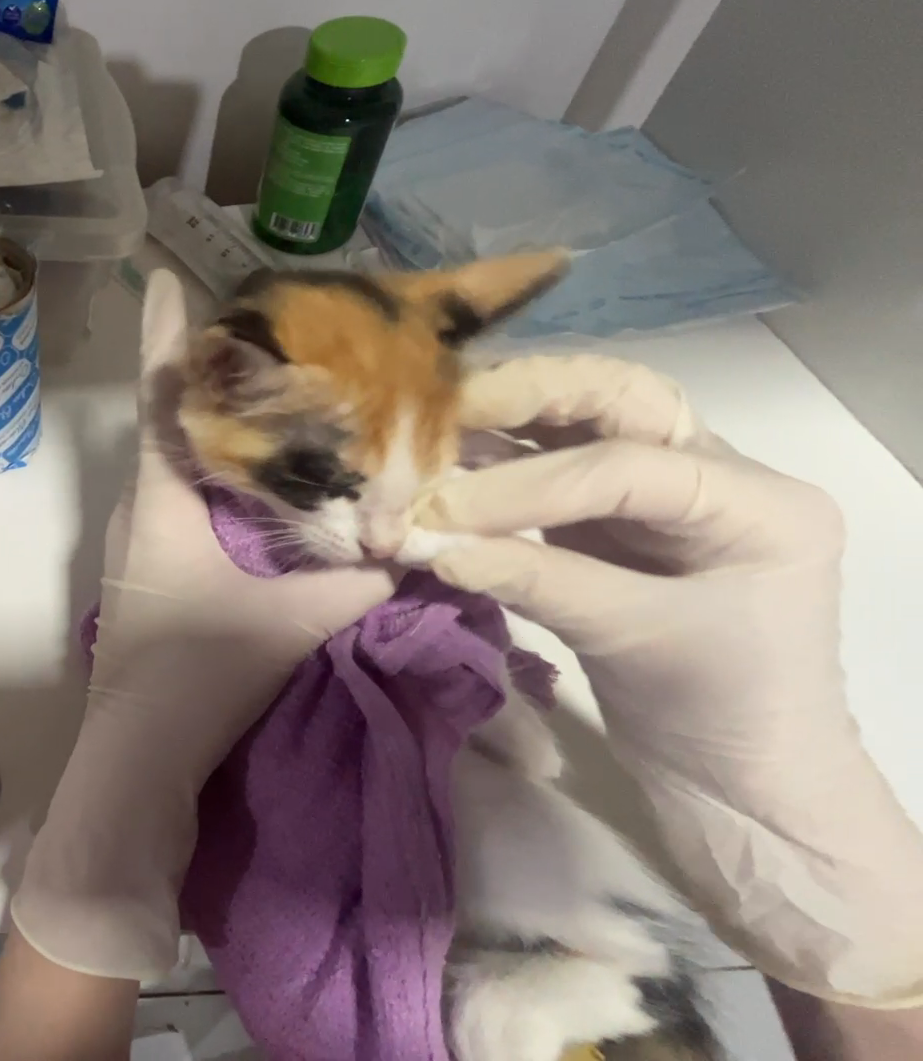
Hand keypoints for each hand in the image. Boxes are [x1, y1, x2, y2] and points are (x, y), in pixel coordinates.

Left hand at [8, 269, 393, 981]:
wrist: (139, 754)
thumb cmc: (196, 675)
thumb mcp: (291, 621)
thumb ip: (359, 579)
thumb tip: (420, 547)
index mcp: (157, 501)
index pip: (158, 400)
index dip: (163, 336)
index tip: (159, 277)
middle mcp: (140, 510)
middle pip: (172, 427)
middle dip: (211, 381)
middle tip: (264, 336)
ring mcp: (142, 544)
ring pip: (181, 470)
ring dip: (219, 435)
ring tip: (275, 397)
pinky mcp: (155, 576)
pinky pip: (188, 509)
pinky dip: (223, 485)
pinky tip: (265, 486)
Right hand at [414, 354, 922, 1006]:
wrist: (735, 772)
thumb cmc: (715, 709)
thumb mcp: (630, 638)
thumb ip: (528, 577)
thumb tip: (416, 540)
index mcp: (754, 500)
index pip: (622, 465)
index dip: (520, 486)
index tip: (432, 515)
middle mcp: (711, 472)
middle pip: (611, 400)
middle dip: (521, 398)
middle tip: (433, 413)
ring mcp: (654, 492)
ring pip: (574, 422)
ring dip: (496, 423)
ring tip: (421, 434)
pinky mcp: (606, 520)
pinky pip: (543, 470)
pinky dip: (487, 465)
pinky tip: (437, 467)